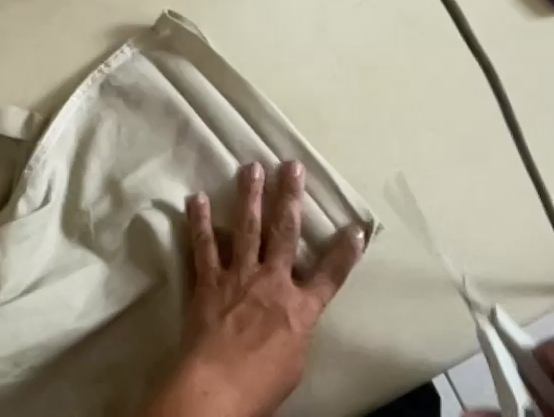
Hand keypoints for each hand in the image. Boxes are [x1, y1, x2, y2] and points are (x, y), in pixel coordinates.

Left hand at [143, 160, 368, 416]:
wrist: (218, 389)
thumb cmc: (262, 385)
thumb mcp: (295, 361)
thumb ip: (296, 327)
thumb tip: (295, 314)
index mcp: (300, 308)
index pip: (330, 276)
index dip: (345, 251)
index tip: (356, 226)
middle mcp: (272, 282)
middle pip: (285, 232)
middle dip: (290, 196)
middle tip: (292, 165)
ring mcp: (239, 277)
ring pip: (247, 227)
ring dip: (249, 195)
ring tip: (251, 167)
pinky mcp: (209, 281)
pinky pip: (204, 246)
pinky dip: (200, 221)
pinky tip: (197, 198)